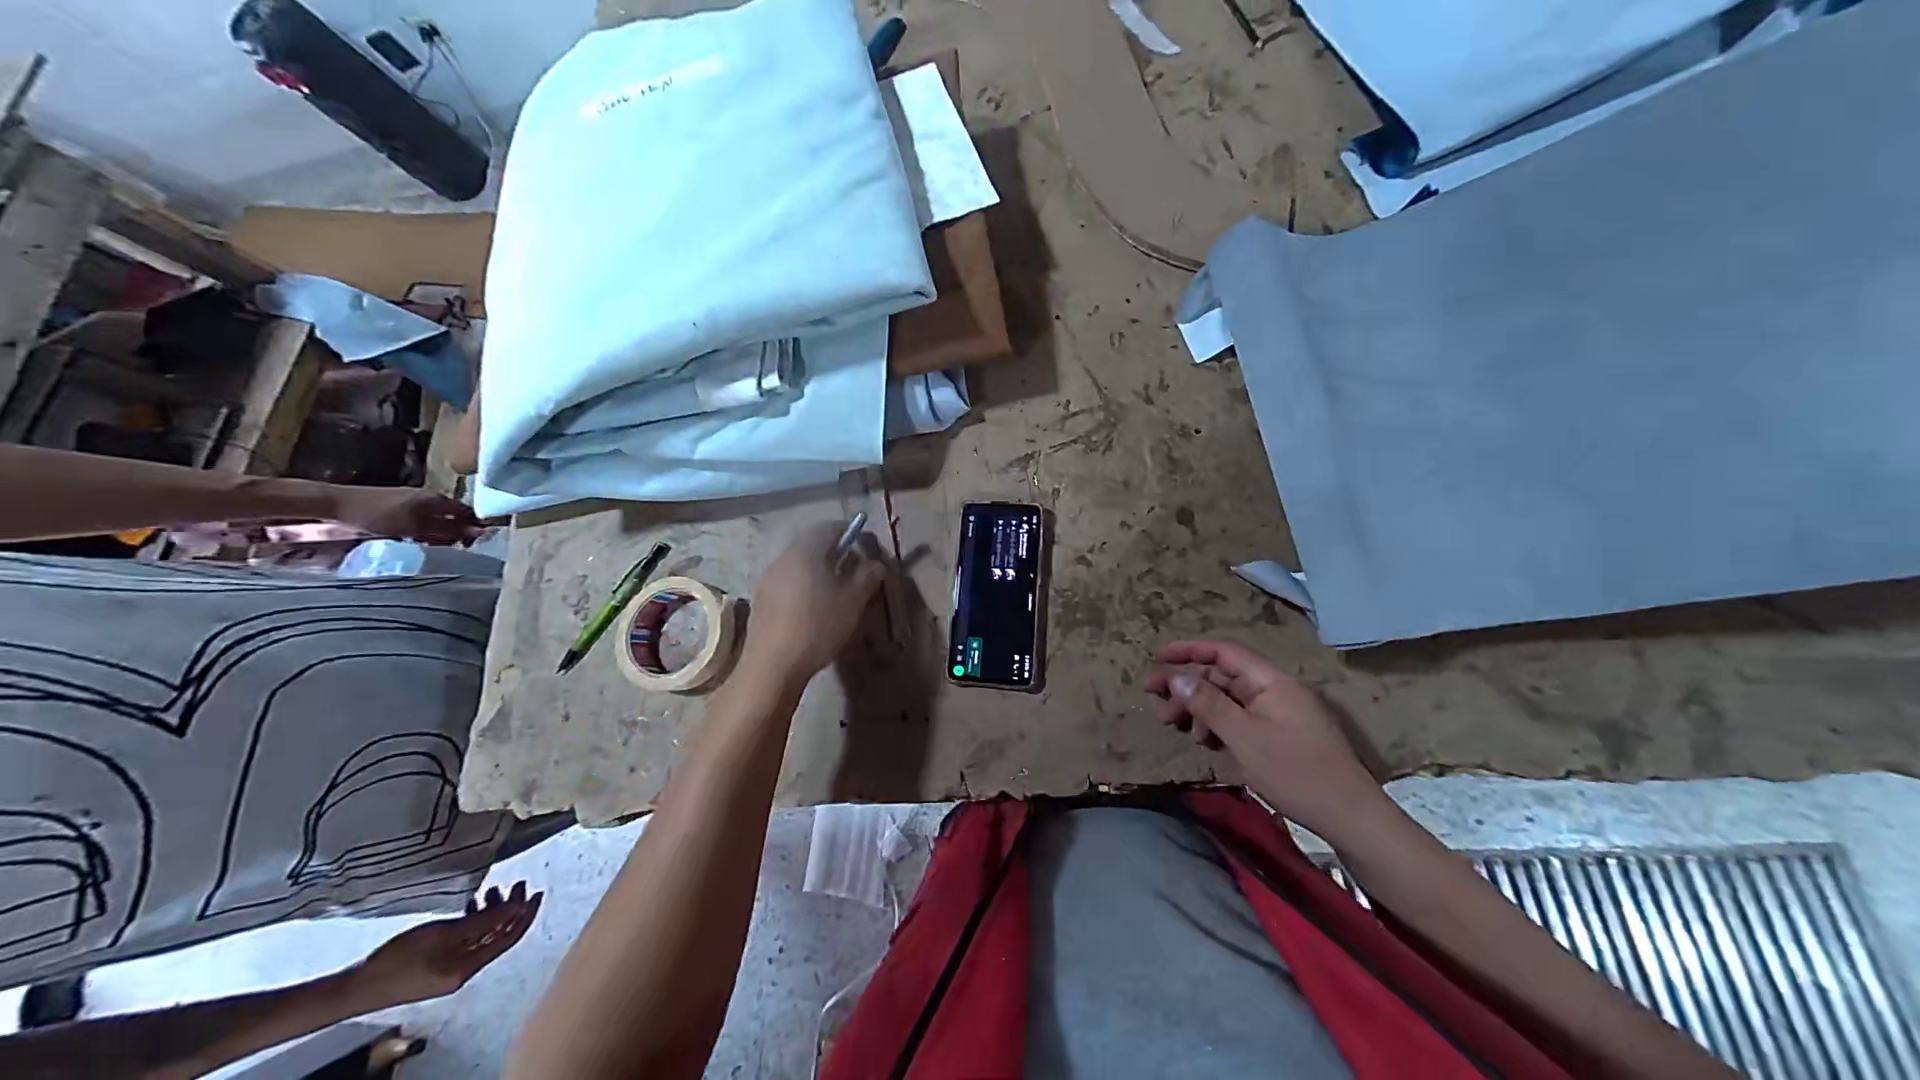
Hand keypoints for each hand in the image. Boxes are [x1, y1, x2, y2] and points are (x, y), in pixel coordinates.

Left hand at [330, 486, 480, 543]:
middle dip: (458, 535)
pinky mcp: (396, 515)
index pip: (468, 513)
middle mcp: (428, 500)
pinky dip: (423, 538)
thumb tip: (482, 532)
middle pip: (454, 519)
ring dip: (438, 538)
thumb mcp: (417, 525)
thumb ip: (449, 529)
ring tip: (438, 553)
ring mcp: (411, 506)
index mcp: (437, 498)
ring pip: (437, 525)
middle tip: (458, 552)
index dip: (476, 527)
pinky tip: (418, 547)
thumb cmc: (377, 514)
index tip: (480, 545)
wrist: (333, 508)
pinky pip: (420, 528)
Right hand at [350, 882, 542, 1006]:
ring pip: (483, 936)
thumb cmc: (399, 959)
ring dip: (492, 912)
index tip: (537, 892)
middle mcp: (466, 970)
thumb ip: (483, 922)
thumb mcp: (444, 935)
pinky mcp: (437, 965)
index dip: (526, 914)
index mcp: (470, 967)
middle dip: (511, 909)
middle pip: (499, 936)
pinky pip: (467, 940)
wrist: (354, 988)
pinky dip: (474, 921)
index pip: (510, 938)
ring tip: (491, 890)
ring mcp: (451, 969)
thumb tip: (517, 909)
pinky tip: (471, 904)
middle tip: (516, 884)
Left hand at [742, 522, 887, 683]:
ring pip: (800, 565)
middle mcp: (783, 558)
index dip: (852, 534)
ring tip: (836, 595)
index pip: (831, 527)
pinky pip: (788, 582)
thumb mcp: (854, 600)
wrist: (773, 667)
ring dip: (820, 572)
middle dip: (836, 554)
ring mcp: (768, 579)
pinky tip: (813, 611)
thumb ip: (869, 575)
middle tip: (856, 573)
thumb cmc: (818, 627)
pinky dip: (804, 587)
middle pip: (813, 545)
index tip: (867, 550)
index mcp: (806, 551)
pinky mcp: (761, 600)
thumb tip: (877, 563)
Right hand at [1146, 640, 1385, 835]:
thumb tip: (1176, 677)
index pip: (1224, 653)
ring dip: (1200, 709)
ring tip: (1177, 728)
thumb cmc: (1296, 772)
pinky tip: (1206, 742)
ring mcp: (1279, 713)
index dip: (1189, 651)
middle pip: (1223, 677)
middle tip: (1157, 704)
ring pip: (1229, 700)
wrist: (1349, 816)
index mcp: (1272, 681)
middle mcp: (1276, 690)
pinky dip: (1219, 725)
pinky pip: (1241, 719)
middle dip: (1188, 687)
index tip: (1157, 657)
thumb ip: (1208, 704)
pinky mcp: (1281, 735)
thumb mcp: (1244, 738)